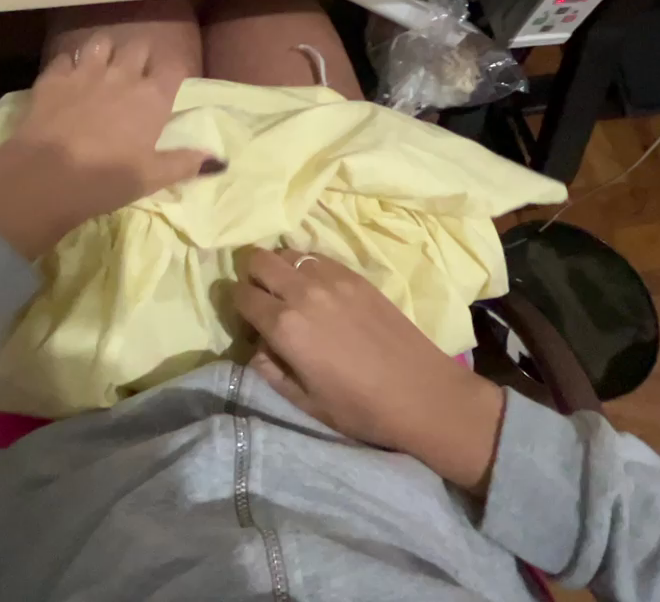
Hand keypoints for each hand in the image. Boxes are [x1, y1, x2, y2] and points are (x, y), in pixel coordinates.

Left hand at [0, 34, 219, 259]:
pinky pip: (65, 57)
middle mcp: (123, 75)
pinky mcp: (54, 77)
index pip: (173, 68)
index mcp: (152, 97)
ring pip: (102, 43)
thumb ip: (185, 163)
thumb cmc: (105, 179)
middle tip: (137, 74)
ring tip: (103, 67)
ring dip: (106, 52)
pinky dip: (70, 64)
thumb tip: (220, 160)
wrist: (45, 176)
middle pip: (140, 47)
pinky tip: (68, 78)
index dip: (173, 72)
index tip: (169, 85)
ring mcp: (85, 72)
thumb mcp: (151, 178)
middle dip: (142, 56)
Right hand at [236, 248, 506, 491]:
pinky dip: (307, 267)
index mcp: (284, 326)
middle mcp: (301, 292)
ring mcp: (330, 278)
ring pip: (286, 252)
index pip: (240, 295)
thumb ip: (270, 371)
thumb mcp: (305, 402)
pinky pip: (316, 257)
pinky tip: (318, 290)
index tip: (247, 322)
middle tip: (262, 300)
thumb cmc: (360, 408)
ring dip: (279, 268)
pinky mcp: (354, 275)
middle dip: (251, 277)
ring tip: (290, 293)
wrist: (423, 393)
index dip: (237, 307)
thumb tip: (257, 348)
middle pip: (257, 260)